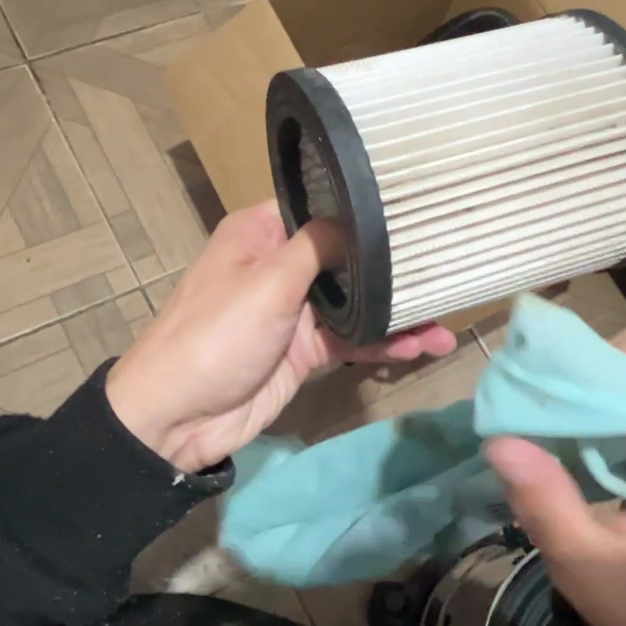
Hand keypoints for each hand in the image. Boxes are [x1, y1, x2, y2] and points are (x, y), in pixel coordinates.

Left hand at [106, 202, 458, 471]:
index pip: (321, 207)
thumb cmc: (217, 334)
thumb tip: (358, 214)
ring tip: (446, 321)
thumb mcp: (267, 281)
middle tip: (447, 265)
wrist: (179, 417)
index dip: (364, 208)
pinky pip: (353, 341)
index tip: (414, 207)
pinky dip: (384, 344)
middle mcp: (280, 266)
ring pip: (357, 304)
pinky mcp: (305, 352)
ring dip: (397, 314)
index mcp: (261, 234)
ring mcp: (294, 312)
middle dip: (392, 266)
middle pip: (347, 258)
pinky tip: (422, 347)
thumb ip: (317, 246)